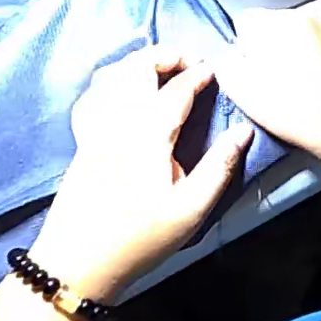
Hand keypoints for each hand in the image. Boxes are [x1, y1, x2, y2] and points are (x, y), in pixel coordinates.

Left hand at [30, 46, 253, 298]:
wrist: (75, 265)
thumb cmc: (140, 238)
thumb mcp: (191, 209)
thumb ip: (220, 166)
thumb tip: (244, 130)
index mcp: (148, 136)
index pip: (176, 89)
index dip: (199, 74)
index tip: (216, 71)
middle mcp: (117, 122)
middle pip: (137, 67)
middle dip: (166, 55)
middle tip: (191, 63)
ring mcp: (94, 128)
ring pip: (111, 73)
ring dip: (139, 63)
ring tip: (164, 71)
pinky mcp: (81, 139)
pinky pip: (93, 93)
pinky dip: (113, 80)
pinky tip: (126, 91)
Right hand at [215, 10, 320, 163]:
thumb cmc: (300, 109)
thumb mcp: (244, 93)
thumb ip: (227, 65)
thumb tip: (229, 56)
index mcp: (271, 24)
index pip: (245, 22)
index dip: (245, 47)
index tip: (251, 70)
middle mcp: (302, 16)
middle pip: (275, 26)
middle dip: (272, 47)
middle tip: (277, 82)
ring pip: (302, 34)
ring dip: (299, 52)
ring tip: (305, 86)